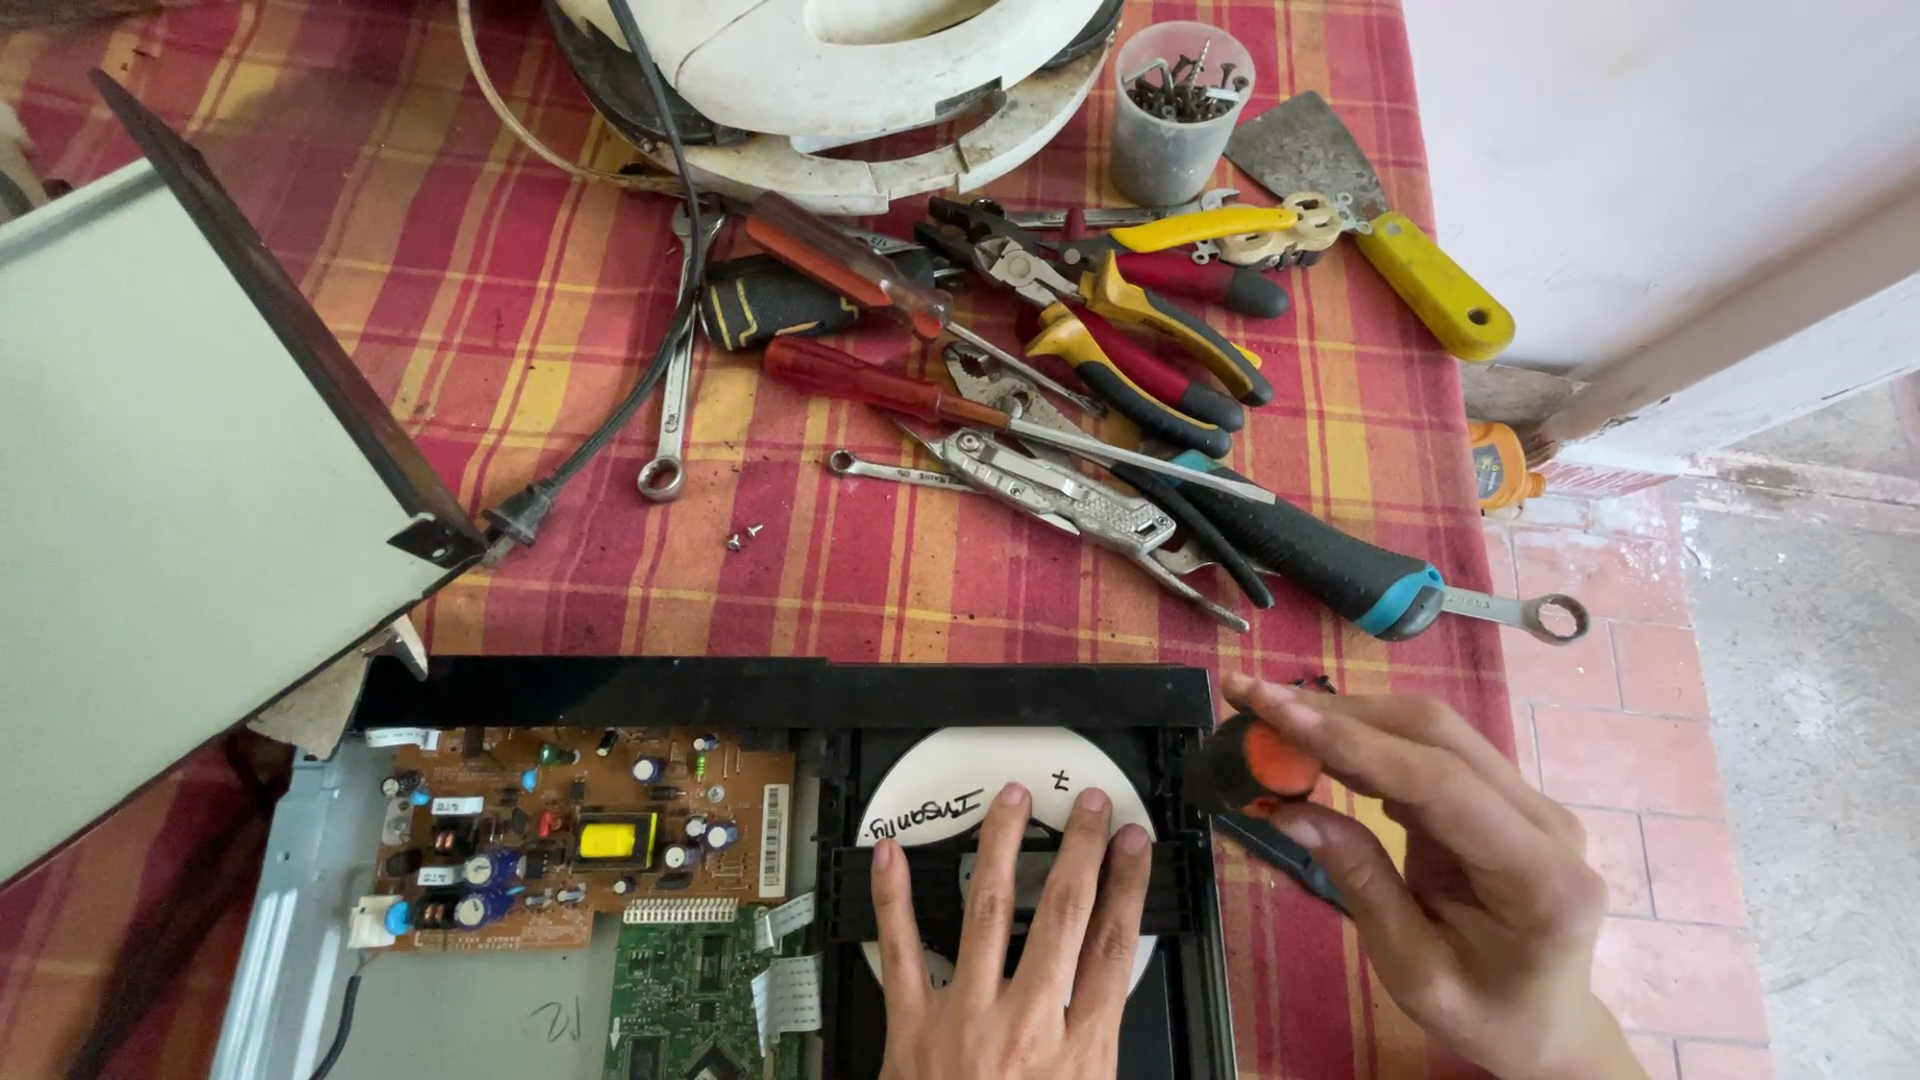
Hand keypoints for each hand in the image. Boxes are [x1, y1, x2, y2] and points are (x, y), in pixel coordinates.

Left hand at [869, 782, 1153, 1079]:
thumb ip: (1100, 1050)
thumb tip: (1110, 985)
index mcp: (1076, 1056)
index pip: (1113, 948)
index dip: (1128, 886)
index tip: (1133, 844)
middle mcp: (1023, 1028)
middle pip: (1063, 915)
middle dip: (1081, 851)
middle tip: (1089, 806)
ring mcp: (963, 1019)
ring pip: (988, 910)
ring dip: (1002, 847)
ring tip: (1013, 801)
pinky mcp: (910, 1027)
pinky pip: (900, 949)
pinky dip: (892, 897)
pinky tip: (891, 853)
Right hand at [1222, 674, 1644, 1079]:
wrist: (1545, 1025)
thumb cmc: (1481, 1012)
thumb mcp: (1412, 967)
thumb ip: (1359, 880)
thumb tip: (1286, 810)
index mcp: (1539, 876)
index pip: (1437, 780)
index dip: (1351, 742)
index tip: (1274, 711)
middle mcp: (1541, 819)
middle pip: (1430, 733)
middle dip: (1333, 710)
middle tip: (1250, 696)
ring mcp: (1520, 798)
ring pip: (1421, 726)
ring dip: (1339, 712)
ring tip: (1265, 707)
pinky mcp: (1491, 790)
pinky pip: (1417, 744)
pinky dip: (1354, 734)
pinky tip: (1306, 735)